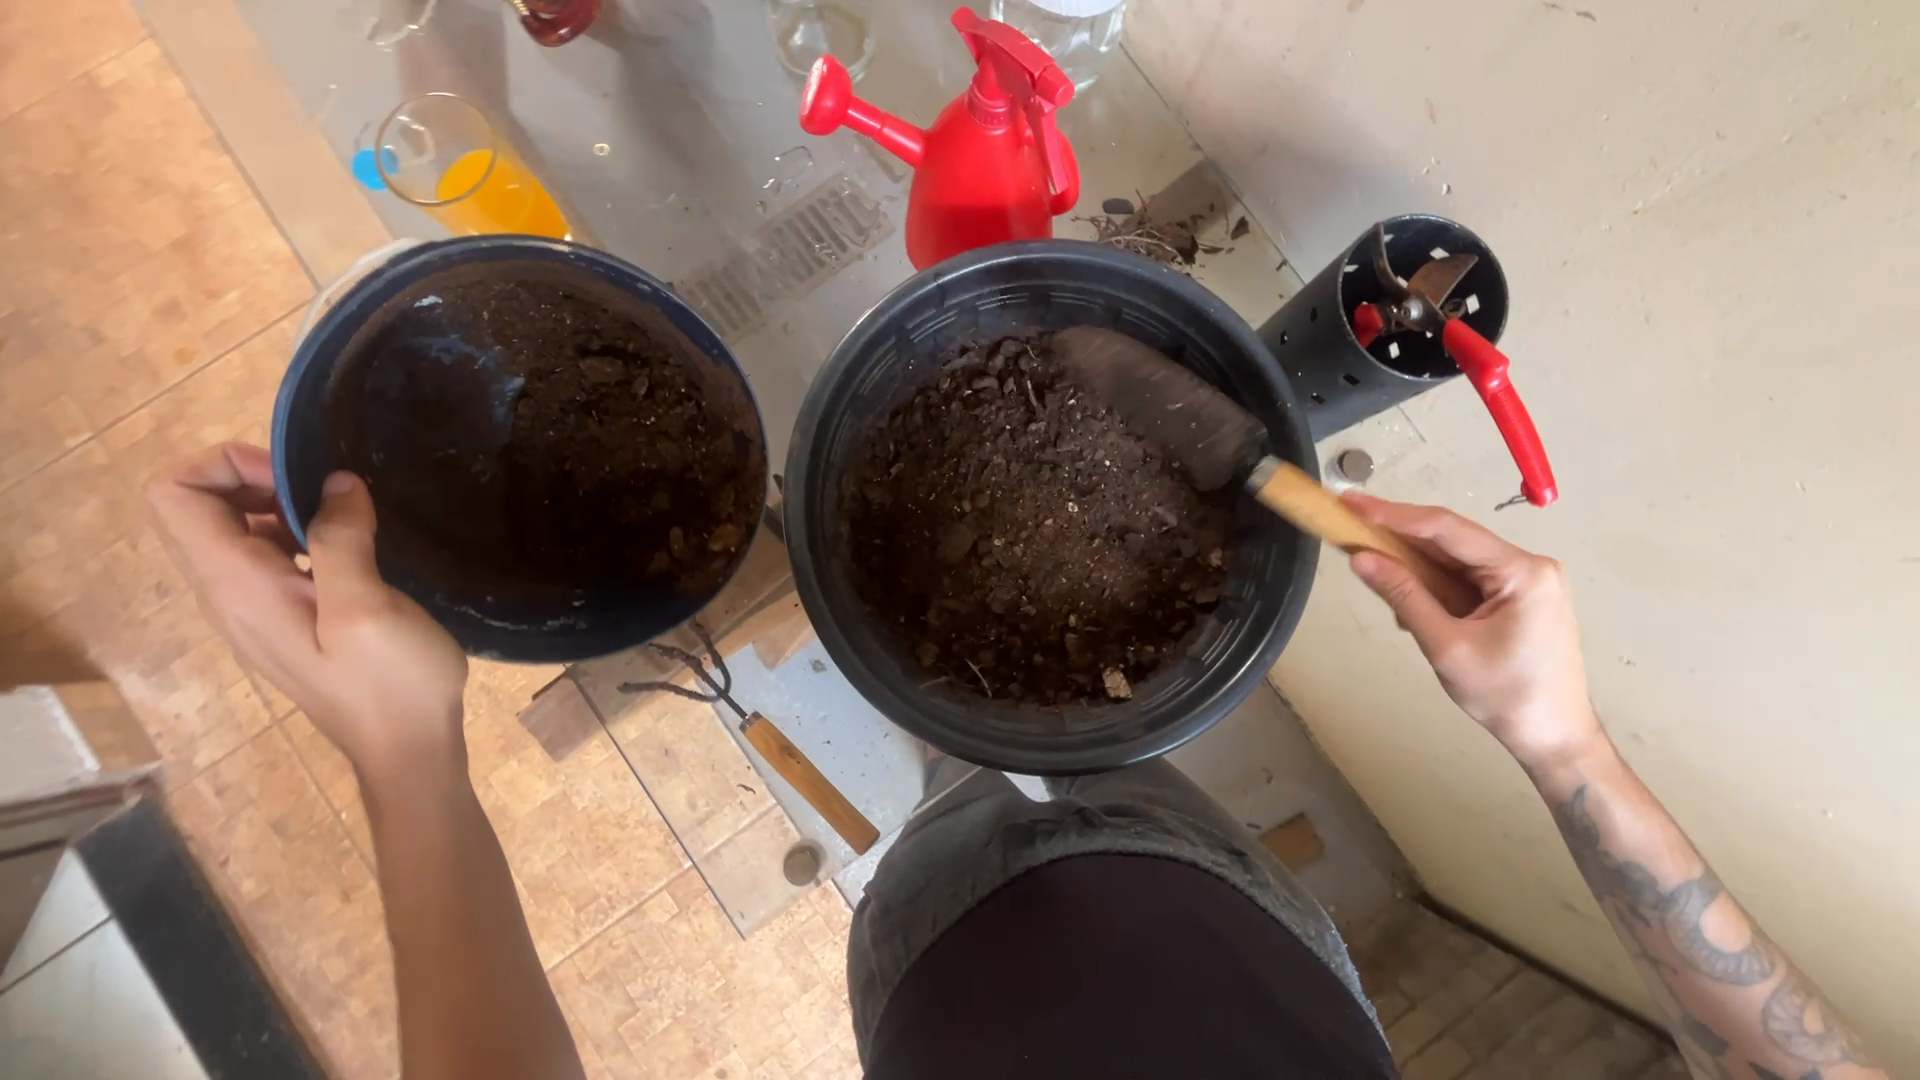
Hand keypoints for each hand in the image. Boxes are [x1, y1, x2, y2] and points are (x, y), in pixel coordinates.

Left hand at [146, 443, 467, 782]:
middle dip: (259, 479)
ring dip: (286, 507)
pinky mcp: (290, 620)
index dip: (227, 464)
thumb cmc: (390, 681)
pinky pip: (273, 558)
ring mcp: (259, 611)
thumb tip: (336, 484)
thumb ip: (343, 541)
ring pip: (237, 531)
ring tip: (354, 517)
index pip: (175, 494)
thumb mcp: (368, 608)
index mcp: (239, 587)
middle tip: (336, 492)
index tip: (301, 476)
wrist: (408, 746)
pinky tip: (357, 549)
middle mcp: (232, 595)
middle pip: (199, 506)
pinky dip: (305, 535)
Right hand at [1342, 493, 1603, 772]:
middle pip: (1450, 539)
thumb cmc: (1506, 696)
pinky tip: (1404, 597)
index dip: (1394, 514)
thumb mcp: (1445, 645)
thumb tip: (1361, 559)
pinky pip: (1463, 577)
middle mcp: (1529, 566)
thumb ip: (1402, 596)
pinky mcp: (1516, 597)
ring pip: (1454, 558)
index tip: (1352, 502)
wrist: (1554, 738)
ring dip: (1411, 562)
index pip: (1446, 530)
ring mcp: (1525, 581)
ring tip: (1369, 562)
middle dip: (1398, 534)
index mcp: (1522, 572)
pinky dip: (1430, 583)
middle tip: (1349, 523)